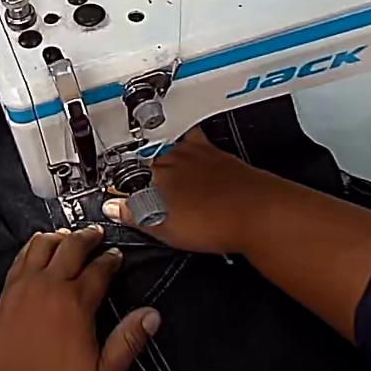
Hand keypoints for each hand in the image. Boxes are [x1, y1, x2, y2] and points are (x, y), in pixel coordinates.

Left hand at [0, 226, 159, 370]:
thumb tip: (152, 315)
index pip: (99, 269)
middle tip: (96, 234)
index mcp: (75, 302)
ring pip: (41, 245)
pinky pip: (20, 258)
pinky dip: (32, 247)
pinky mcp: (5, 295)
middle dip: (87, 237)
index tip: (116, 255)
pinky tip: (37, 250)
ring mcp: (23, 287)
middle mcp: (48, 286)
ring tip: (68, 236)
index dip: (111, 259)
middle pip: (70, 246)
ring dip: (58, 236)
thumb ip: (127, 341)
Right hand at [101, 129, 286, 253]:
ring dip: (169, 164)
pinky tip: (195, 159)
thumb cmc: (212, 222)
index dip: (127, 193)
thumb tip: (111, 207)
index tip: (127, 203)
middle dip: (148, 178)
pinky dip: (191, 147)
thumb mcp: (164, 227)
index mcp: (154, 174)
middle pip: (150, 164)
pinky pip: (196, 144)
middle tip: (153, 198)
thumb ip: (133, 214)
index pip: (131, 179)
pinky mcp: (216, 154)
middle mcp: (172, 158)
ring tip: (175, 187)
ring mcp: (196, 153)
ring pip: (172, 153)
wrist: (258, 213)